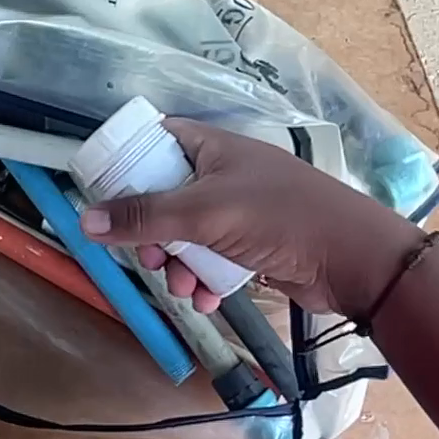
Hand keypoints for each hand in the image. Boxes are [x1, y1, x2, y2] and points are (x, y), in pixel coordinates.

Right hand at [78, 119, 418, 313]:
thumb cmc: (278, 218)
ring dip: (176, 264)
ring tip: (182, 286)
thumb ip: (143, 217)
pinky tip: (207, 298)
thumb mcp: (203, 213)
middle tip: (147, 257)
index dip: (128, 161)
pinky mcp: (251, 246)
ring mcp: (238, 211)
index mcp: (211, 148)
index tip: (104, 191)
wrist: (353, 260)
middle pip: (164, 198)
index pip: (156, 139)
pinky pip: (211, 259)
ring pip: (185, 235)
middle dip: (151, 234)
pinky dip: (203, 279)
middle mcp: (222, 174)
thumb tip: (84, 222)